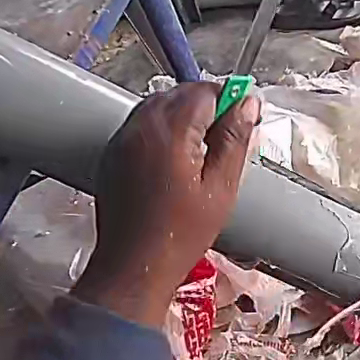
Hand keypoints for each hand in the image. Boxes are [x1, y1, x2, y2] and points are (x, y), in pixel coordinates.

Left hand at [72, 83, 260, 325]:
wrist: (133, 267)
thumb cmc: (179, 236)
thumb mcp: (220, 188)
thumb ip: (234, 140)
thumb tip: (248, 104)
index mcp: (169, 133)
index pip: (203, 91)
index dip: (228, 99)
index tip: (242, 116)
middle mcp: (139, 128)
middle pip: (178, 94)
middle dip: (205, 106)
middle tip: (224, 137)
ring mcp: (121, 140)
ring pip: (157, 106)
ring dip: (182, 117)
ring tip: (200, 151)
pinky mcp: (111, 154)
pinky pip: (140, 126)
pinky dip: (160, 130)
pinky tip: (174, 160)